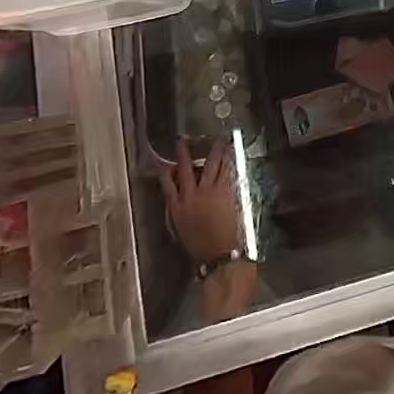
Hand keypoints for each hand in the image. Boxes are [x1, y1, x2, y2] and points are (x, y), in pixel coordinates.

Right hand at [162, 137, 242, 264]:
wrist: (220, 253)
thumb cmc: (200, 246)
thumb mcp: (180, 229)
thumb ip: (176, 211)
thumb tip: (175, 197)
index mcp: (177, 207)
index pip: (166, 184)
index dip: (162, 171)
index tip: (161, 161)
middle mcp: (192, 196)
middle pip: (186, 169)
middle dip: (184, 153)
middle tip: (183, 140)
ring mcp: (210, 191)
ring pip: (211, 165)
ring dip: (213, 150)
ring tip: (217, 140)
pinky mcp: (226, 191)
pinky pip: (227, 171)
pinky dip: (229, 160)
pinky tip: (231, 153)